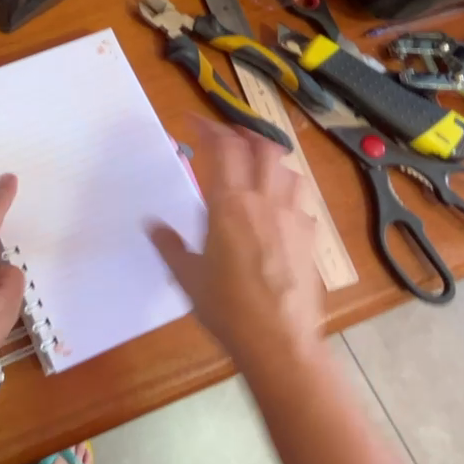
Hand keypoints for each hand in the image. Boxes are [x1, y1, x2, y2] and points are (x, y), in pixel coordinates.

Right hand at [149, 120, 323, 364]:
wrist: (279, 342)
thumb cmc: (227, 308)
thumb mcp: (187, 276)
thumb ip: (170, 245)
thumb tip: (153, 225)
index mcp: (228, 204)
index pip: (222, 148)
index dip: (208, 127)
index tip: (193, 121)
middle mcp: (264, 202)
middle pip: (262, 148)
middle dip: (243, 133)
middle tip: (227, 136)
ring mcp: (292, 218)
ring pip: (287, 170)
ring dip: (270, 158)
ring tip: (255, 163)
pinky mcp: (310, 239)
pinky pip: (301, 201)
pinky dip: (288, 191)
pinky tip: (278, 206)